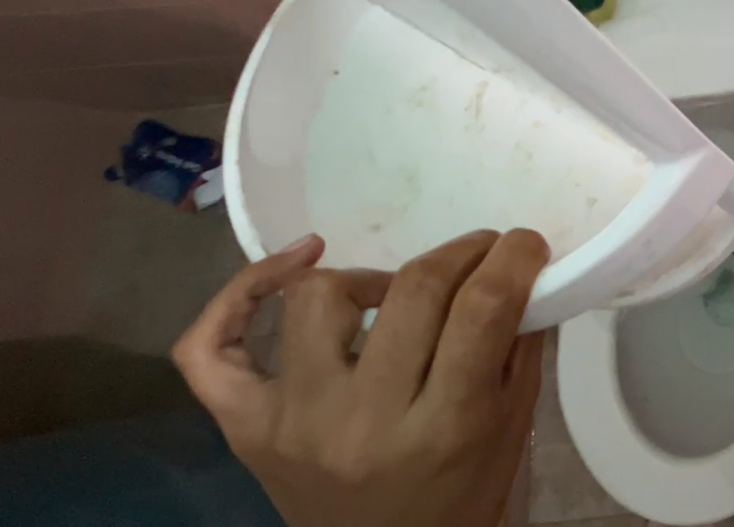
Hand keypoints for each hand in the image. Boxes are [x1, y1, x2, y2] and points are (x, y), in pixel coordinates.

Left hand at [173, 229, 550, 526]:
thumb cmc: (467, 489)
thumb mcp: (515, 416)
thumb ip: (518, 337)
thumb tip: (518, 267)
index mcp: (447, 423)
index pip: (484, 304)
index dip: (514, 254)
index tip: (526, 244)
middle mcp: (364, 419)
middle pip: (413, 287)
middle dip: (464, 251)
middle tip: (483, 255)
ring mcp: (292, 423)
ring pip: (318, 299)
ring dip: (376, 275)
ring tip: (398, 292)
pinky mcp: (245, 429)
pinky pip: (208, 352)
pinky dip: (241, 294)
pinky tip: (300, 264)